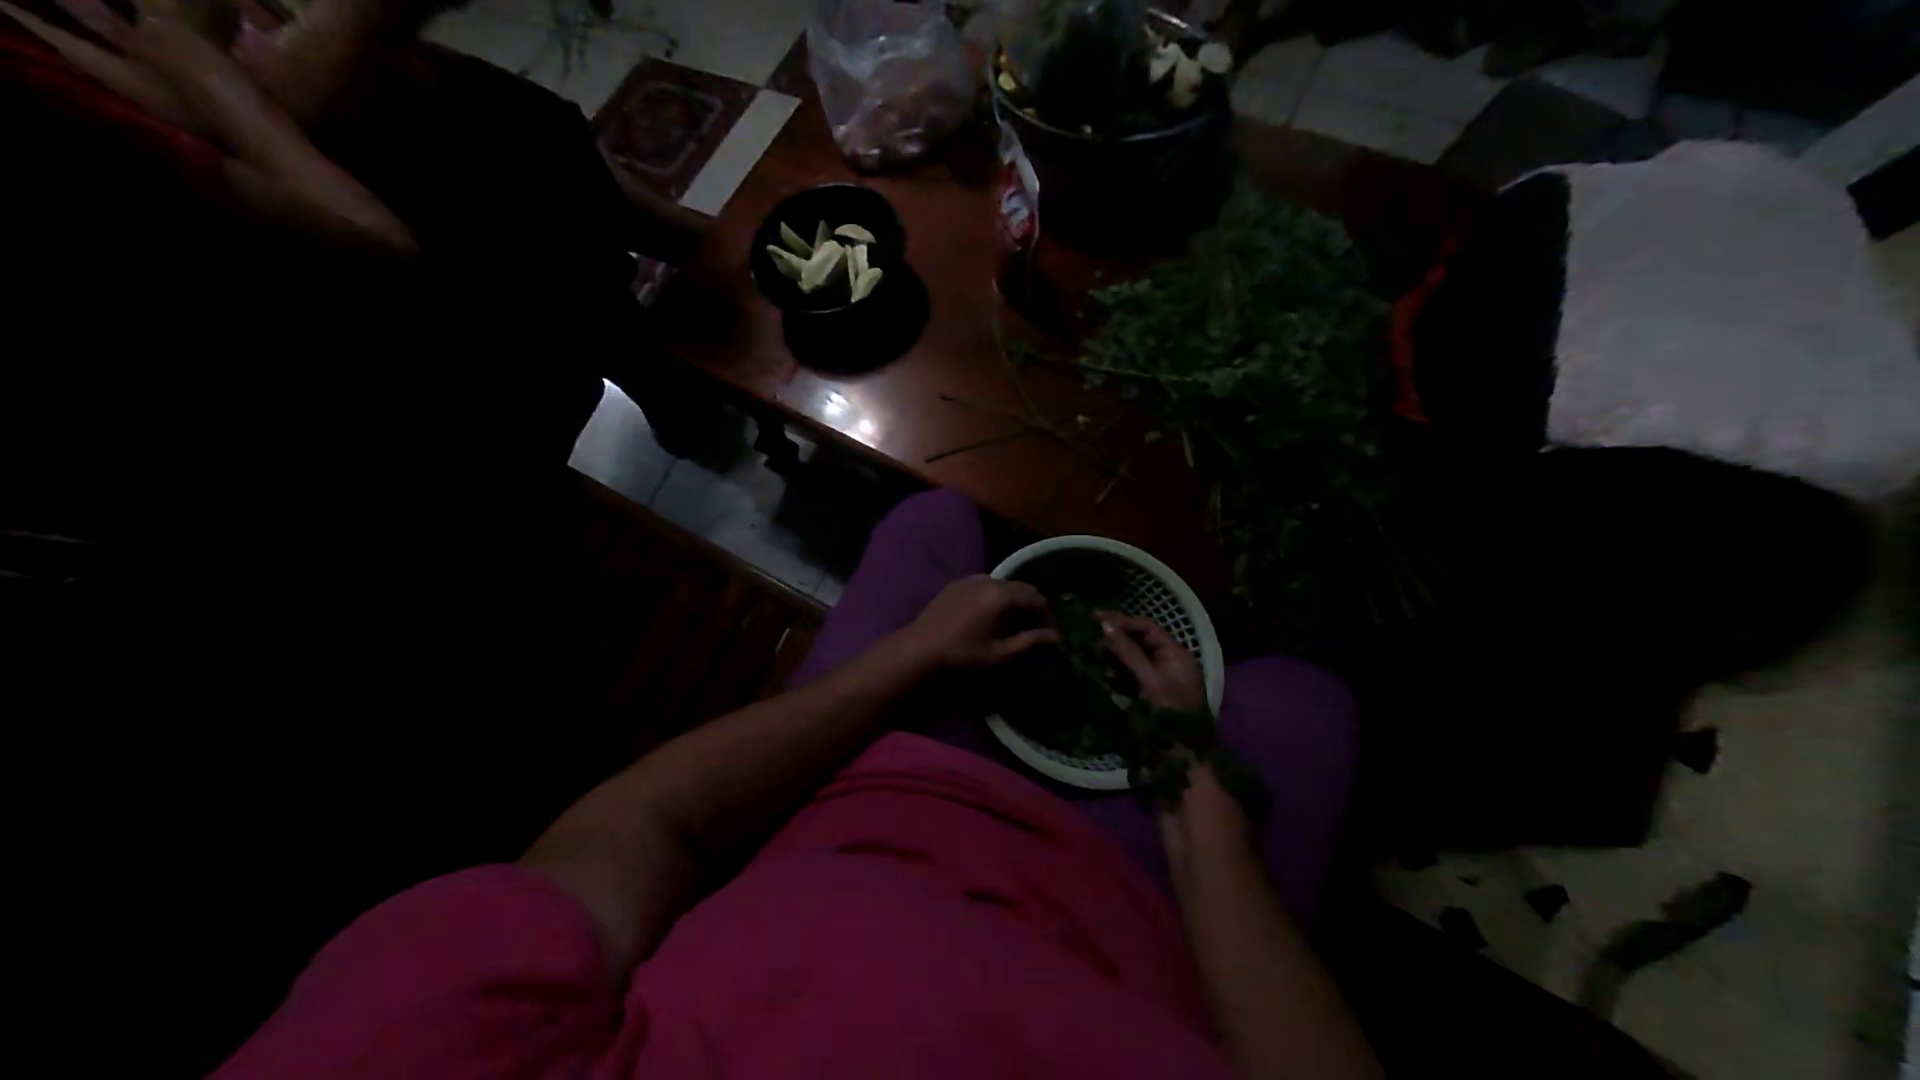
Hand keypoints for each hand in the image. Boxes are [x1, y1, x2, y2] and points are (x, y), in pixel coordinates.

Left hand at [893, 575, 1058, 670]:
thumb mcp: (1000, 653)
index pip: (1036, 597)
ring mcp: (969, 579)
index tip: (1051, 634)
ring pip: (1002, 584)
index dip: (1047, 615)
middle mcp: (988, 580)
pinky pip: (984, 585)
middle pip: (1020, 587)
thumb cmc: (963, 653)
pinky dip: (995, 596)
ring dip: (1014, 600)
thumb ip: (1030, 642)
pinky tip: (991, 614)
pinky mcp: (956, 584)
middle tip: (1036, 627)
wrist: (920, 648)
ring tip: (1015, 621)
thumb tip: (1054, 637)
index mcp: (1001, 595)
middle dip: (1032, 606)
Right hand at [1098, 611, 1204, 712]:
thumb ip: (1128, 652)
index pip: (1147, 628)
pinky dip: (1115, 675)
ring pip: (1131, 660)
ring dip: (1112, 656)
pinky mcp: (1147, 697)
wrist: (1181, 758)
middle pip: (1139, 642)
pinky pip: (1128, 679)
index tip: (1095, 618)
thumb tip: (1105, 625)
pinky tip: (1100, 675)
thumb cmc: (1170, 714)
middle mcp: (1168, 664)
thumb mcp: (1150, 680)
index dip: (1122, 621)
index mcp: (1176, 655)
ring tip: (1089, 653)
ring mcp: (1158, 681)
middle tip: (1088, 633)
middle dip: (1115, 638)